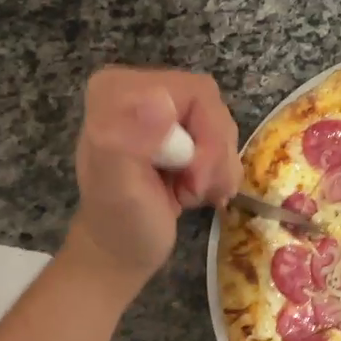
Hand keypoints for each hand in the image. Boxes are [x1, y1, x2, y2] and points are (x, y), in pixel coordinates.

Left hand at [67, 66, 238, 282]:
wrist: (124, 251)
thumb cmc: (121, 223)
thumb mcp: (119, 186)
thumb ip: (128, 140)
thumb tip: (161, 100)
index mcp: (118, 90)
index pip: (196, 93)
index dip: (208, 140)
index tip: (193, 180)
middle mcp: (140, 89)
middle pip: (213, 107)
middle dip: (214, 157)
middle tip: (194, 192)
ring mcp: (161, 110)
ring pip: (221, 126)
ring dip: (218, 169)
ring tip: (193, 195)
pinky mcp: (178, 131)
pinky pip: (221, 141)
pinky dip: (219, 173)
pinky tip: (199, 192)